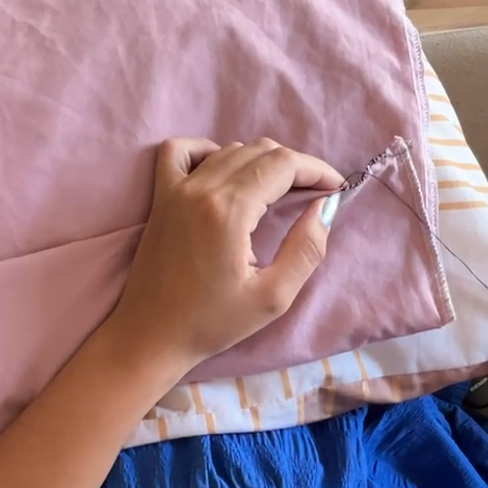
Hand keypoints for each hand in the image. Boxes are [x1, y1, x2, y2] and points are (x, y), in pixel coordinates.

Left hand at [101, 137, 343, 373]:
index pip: (284, 164)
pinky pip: (180, 151)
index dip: (316, 171)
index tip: (336, 188)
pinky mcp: (160, 198)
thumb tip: (324, 208)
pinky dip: (208, 151)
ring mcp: (175, 190)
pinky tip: (225, 173)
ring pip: (229, 150)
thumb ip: (306, 249)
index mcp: (229, 210)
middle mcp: (201, 189)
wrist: (151, 336)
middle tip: (315, 193)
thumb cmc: (212, 324)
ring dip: (261, 162)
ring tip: (280, 190)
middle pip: (261, 151)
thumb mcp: (273, 297)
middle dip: (296, 166)